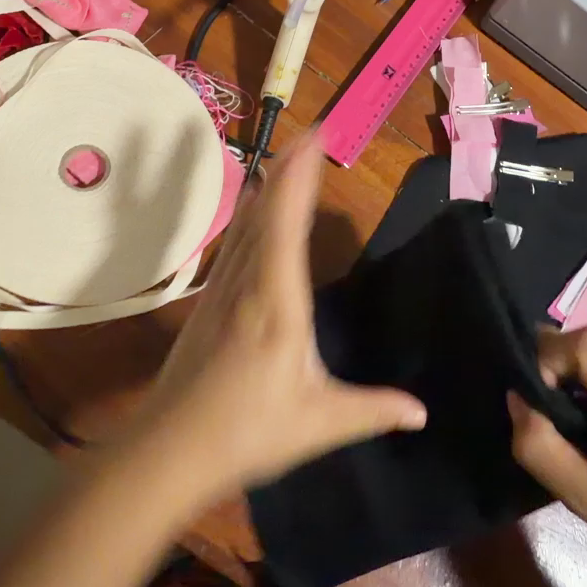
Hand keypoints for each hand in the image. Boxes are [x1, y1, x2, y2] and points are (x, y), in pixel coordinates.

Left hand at [116, 132, 426, 504]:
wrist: (166, 452)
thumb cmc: (246, 433)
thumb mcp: (319, 423)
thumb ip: (372, 410)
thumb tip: (420, 412)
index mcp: (276, 302)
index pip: (286, 223)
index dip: (300, 177)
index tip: (316, 137)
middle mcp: (246, 284)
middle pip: (263, 212)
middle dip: (287, 169)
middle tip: (309, 134)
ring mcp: (221, 292)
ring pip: (244, 226)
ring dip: (266, 188)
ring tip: (285, 159)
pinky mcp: (207, 306)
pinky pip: (232, 246)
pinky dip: (248, 217)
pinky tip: (250, 215)